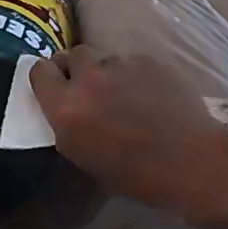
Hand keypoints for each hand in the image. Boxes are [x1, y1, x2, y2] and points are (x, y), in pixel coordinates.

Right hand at [29, 48, 227, 212]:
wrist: (188, 159)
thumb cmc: (134, 174)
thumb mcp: (84, 157)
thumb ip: (68, 125)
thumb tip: (67, 110)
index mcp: (66, 107)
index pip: (40, 71)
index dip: (46, 75)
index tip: (54, 84)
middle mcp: (89, 78)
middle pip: (73, 55)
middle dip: (77, 68)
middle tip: (90, 87)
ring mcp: (121, 65)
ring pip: (106, 59)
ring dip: (110, 73)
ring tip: (128, 95)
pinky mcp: (149, 60)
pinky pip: (133, 62)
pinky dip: (136, 75)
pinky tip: (151, 95)